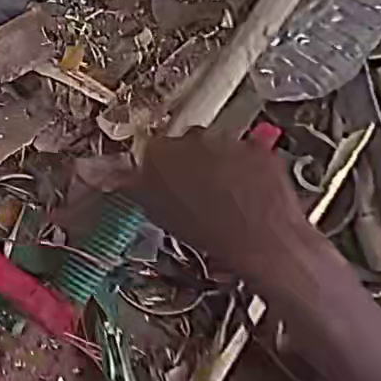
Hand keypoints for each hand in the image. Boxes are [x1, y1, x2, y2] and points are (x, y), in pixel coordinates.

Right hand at [131, 129, 307, 266]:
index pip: (150, 148)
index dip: (157, 165)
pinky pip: (248, 152)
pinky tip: (243, 189)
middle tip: (190, 186)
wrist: (258, 241)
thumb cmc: (206, 230)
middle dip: (187, 161)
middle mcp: (191, 139)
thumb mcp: (154, 212)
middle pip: (184, 143)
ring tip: (219, 192)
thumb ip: (136, 186)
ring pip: (216, 146)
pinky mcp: (258, 149)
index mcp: (158, 151)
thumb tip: (122, 179)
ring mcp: (227, 142)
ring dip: (216, 162)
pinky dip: (245, 166)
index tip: (161, 176)